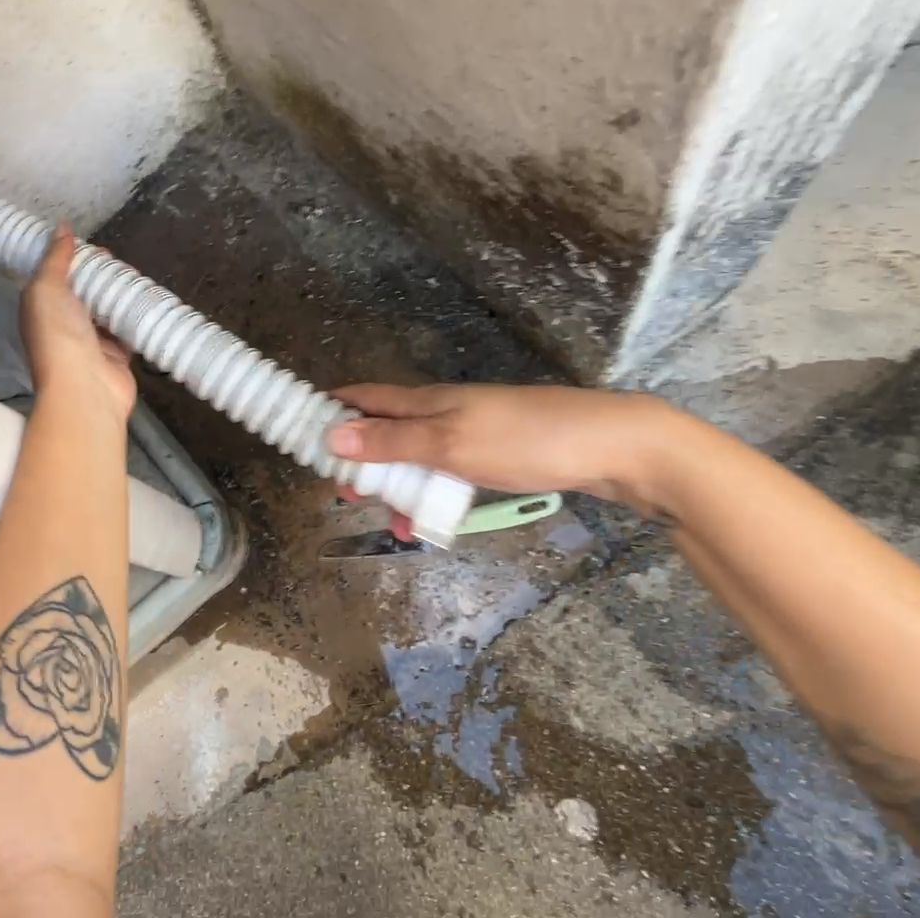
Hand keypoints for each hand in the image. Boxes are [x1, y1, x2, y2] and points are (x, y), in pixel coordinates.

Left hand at [22, 227, 135, 421]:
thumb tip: (62, 228)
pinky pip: (127, 329)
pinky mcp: (116, 355)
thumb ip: (54, 259)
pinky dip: (135, 315)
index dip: (71, 259)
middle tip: (118, 260)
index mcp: (39, 309)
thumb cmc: (58, 336)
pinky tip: (147, 298)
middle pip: (82, 293)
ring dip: (119, 292)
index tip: (91, 246)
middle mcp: (62, 325)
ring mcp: (90, 342)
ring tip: (135, 275)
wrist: (84, 389)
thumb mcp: (46, 288)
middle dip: (100, 275)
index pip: (54, 277)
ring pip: (106, 309)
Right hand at [326, 383, 685, 508]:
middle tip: (345, 490)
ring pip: (416, 456)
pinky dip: (431, 494)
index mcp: (427, 402)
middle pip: (386, 430)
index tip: (302, 432)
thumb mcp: (449, 444)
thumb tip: (331, 434)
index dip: (331, 409)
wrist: (616, 447)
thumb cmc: (525, 440)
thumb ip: (391, 442)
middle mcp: (444, 412)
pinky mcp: (497, 454)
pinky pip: (446, 473)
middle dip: (360, 459)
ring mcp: (472, 432)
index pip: (365, 397)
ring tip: (390, 519)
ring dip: (397, 485)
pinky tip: (433, 522)